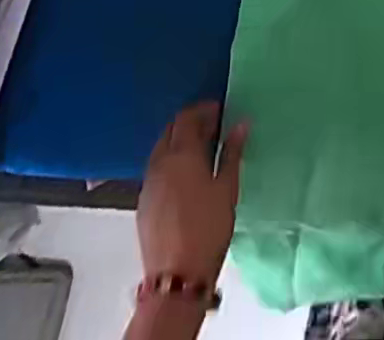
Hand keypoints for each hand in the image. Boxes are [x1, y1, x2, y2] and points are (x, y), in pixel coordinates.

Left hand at [138, 101, 247, 284]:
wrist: (176, 275)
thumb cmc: (209, 227)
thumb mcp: (227, 187)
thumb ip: (232, 152)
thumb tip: (240, 124)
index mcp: (182, 153)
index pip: (188, 117)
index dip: (203, 109)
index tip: (220, 110)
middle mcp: (160, 162)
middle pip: (172, 129)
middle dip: (190, 122)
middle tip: (212, 126)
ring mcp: (149, 182)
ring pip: (161, 148)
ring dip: (178, 140)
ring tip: (200, 149)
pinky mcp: (143, 201)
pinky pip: (156, 168)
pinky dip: (170, 160)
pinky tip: (185, 174)